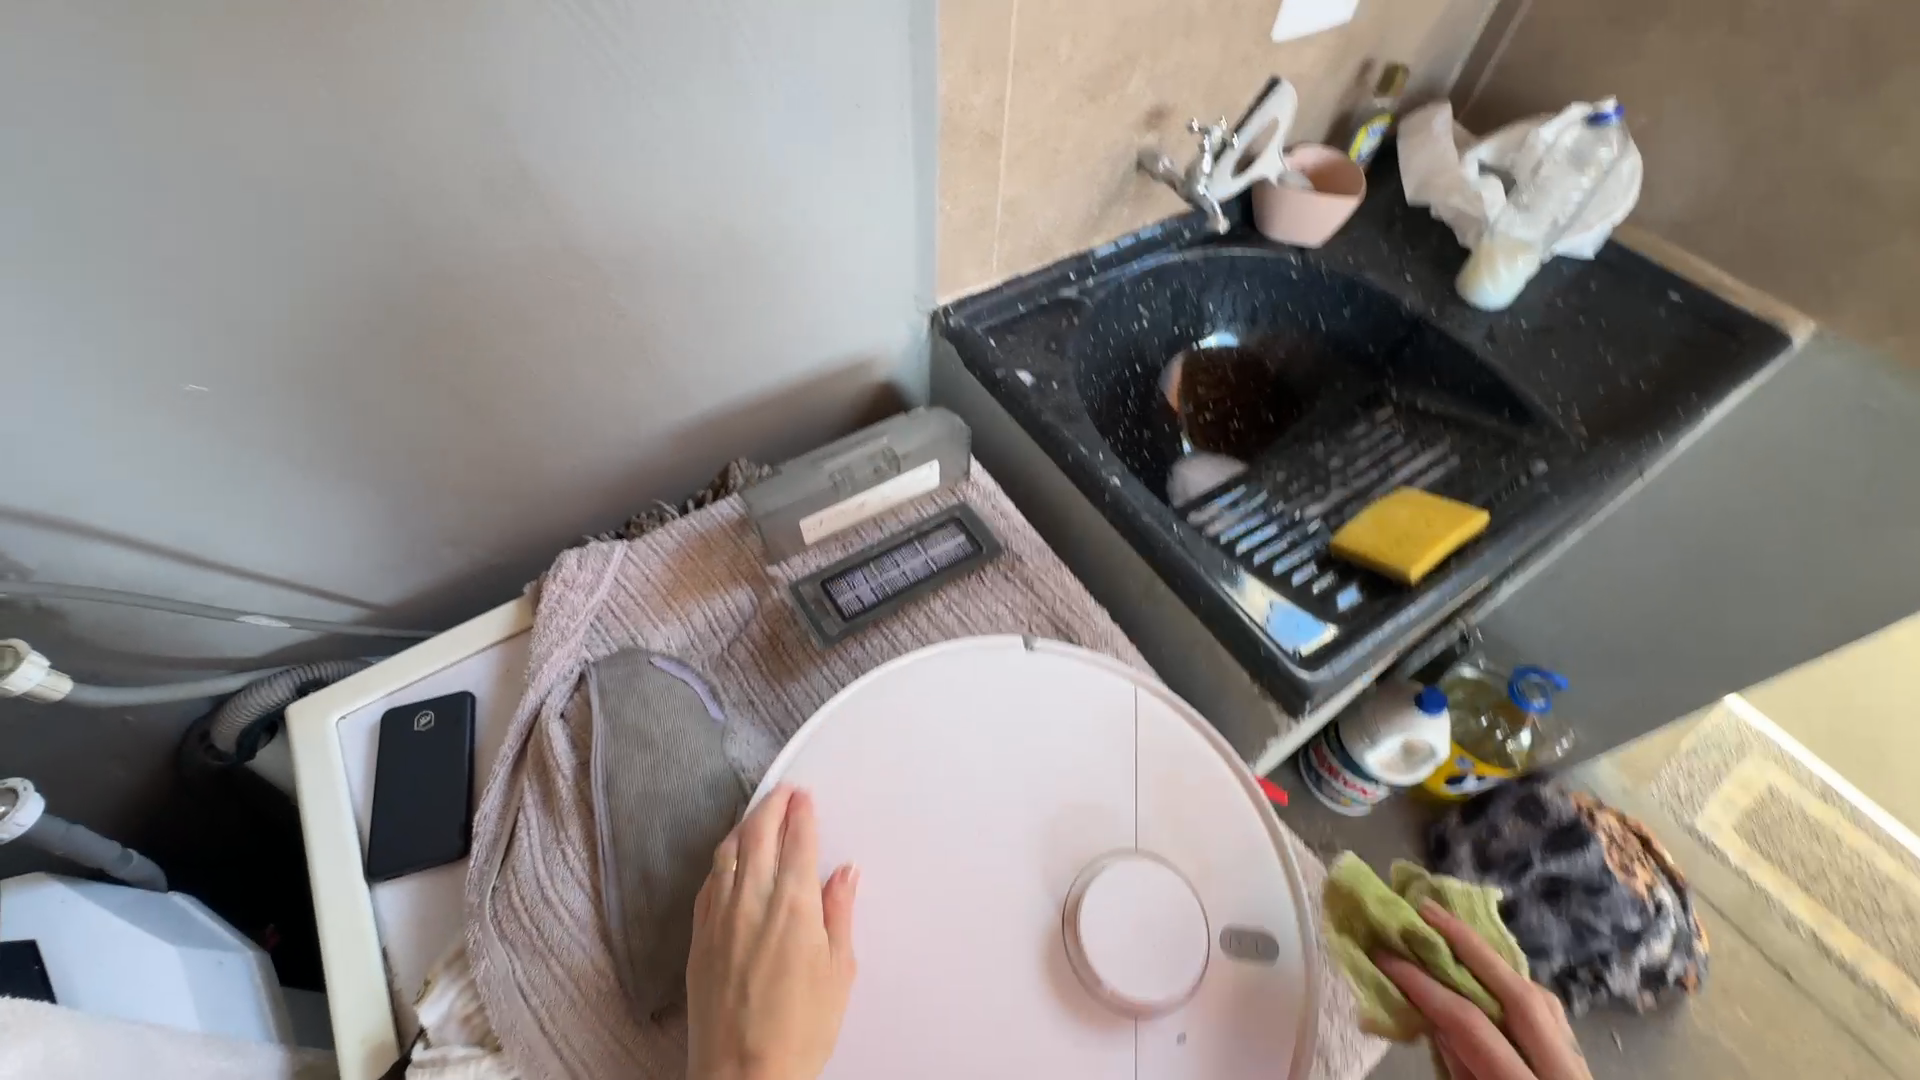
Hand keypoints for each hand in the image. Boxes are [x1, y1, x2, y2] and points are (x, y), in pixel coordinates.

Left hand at [687, 786, 859, 1079]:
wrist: (743, 1077)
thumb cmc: (798, 1030)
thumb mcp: (838, 970)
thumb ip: (839, 913)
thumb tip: (845, 873)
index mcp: (793, 905)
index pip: (797, 840)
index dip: (801, 812)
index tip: (805, 797)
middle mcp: (752, 901)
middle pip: (759, 834)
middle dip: (772, 806)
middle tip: (783, 792)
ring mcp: (720, 917)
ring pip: (728, 852)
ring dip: (745, 825)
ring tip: (757, 814)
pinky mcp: (699, 938)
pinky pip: (708, 882)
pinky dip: (721, 859)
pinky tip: (728, 858)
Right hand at [1374, 901, 1590, 1079]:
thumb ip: (1459, 1070)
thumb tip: (1435, 1017)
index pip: (1470, 1025)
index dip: (1423, 985)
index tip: (1384, 955)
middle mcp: (1565, 1078)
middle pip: (1520, 997)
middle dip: (1469, 948)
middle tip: (1423, 911)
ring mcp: (1583, 1074)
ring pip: (1543, 1001)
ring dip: (1493, 961)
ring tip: (1452, 931)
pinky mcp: (1584, 1072)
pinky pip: (1551, 1017)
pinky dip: (1514, 987)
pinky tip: (1487, 975)